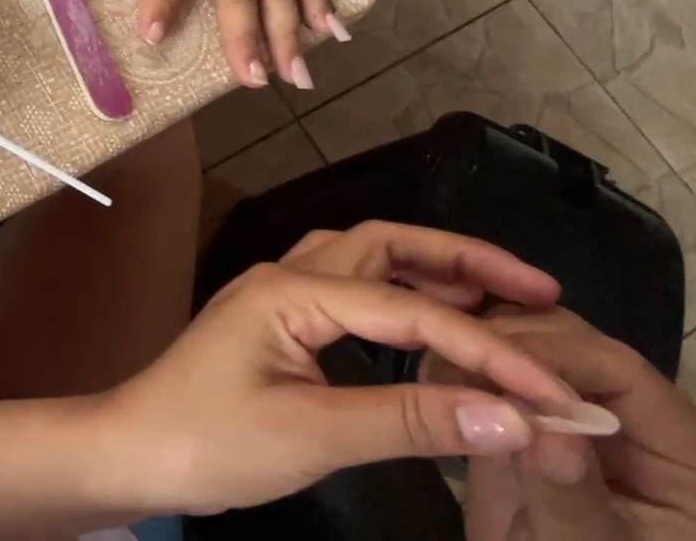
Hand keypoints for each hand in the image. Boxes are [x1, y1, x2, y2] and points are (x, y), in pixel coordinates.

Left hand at [92, 222, 572, 517]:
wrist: (136, 449)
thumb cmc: (212, 439)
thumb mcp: (315, 434)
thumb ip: (413, 420)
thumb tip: (519, 416)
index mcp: (286, 292)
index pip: (406, 306)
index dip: (488, 348)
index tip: (559, 394)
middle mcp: (280, 279)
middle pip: (378, 245)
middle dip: (457, 257)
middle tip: (538, 289)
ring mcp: (273, 299)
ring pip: (357, 261)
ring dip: (423, 268)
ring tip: (497, 295)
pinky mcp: (273, 325)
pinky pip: (342, 292)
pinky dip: (393, 296)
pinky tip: (424, 321)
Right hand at [445, 308, 695, 540]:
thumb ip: (571, 496)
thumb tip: (544, 427)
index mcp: (694, 464)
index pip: (622, 371)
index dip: (547, 354)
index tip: (476, 359)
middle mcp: (650, 427)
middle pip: (580, 344)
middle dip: (506, 341)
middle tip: (442, 358)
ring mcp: (595, 419)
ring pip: (540, 342)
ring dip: (483, 343)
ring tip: (434, 367)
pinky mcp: (546, 419)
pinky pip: (510, 367)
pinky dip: (469, 357)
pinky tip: (436, 375)